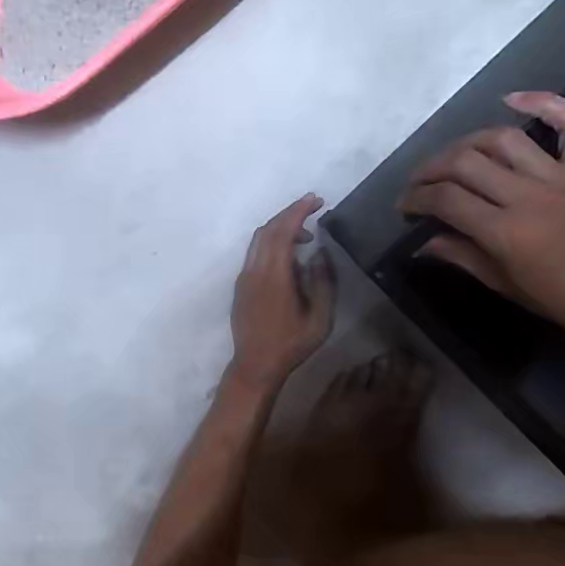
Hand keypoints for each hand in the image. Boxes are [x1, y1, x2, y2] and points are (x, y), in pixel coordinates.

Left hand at [228, 194, 337, 389]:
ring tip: (306, 234)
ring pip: (259, 239)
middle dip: (290, 212)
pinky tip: (290, 254)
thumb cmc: (291, 344)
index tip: (317, 200)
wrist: (255, 365)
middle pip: (268, 229)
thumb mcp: (320, 318)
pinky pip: (256, 252)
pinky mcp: (241, 285)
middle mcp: (255, 270)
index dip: (299, 210)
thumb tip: (320, 254)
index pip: (283, 231)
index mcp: (274, 275)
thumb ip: (322, 282)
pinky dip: (273, 242)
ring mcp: (244, 277)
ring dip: (281, 227)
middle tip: (314, 206)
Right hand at [398, 92, 564, 357]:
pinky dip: (545, 103)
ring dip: (467, 143)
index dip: (416, 198)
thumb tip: (424, 242)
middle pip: (465, 161)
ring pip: (502, 138)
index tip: (405, 206)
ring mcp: (561, 176)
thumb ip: (462, 257)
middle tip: (419, 184)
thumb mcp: (506, 286)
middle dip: (430, 169)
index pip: (446, 199)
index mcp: (505, 231)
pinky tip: (512, 100)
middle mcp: (528, 194)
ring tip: (451, 158)